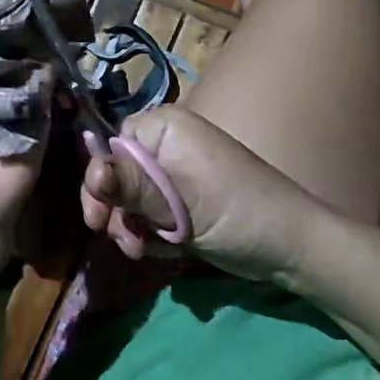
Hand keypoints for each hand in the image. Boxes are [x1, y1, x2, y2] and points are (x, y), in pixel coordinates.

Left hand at [0, 35, 47, 271]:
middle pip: (5, 42)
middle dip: (11, 27)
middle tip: (25, 2)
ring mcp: (19, 95)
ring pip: (28, 57)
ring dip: (30, 46)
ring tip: (37, 25)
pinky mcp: (45, 112)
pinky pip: (48, 81)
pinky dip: (46, 69)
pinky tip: (48, 53)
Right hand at [79, 105, 330, 284]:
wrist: (290, 248)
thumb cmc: (239, 214)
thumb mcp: (181, 203)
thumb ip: (133, 186)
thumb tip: (89, 170)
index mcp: (165, 128)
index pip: (111, 146)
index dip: (100, 182)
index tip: (99, 220)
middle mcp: (166, 144)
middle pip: (117, 175)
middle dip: (117, 213)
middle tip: (128, 244)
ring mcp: (175, 173)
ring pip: (130, 200)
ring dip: (133, 228)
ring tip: (148, 251)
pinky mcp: (182, 200)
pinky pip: (149, 213)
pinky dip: (152, 234)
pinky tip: (167, 250)